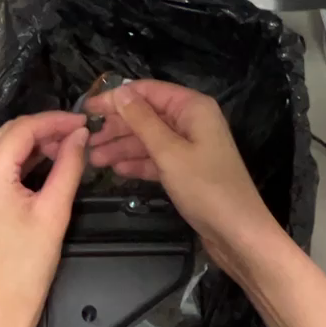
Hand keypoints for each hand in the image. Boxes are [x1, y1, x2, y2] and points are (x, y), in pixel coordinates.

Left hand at [0, 112, 89, 326]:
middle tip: (77, 136)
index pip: (22, 130)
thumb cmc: (27, 268)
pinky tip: (43, 161)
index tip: (82, 122)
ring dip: (32, 143)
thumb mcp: (55, 211)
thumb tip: (80, 135)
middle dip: (44, 130)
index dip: (55, 121)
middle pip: (9, 134)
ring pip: (0, 145)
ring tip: (65, 147)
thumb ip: (69, 165)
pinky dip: (18, 158)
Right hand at [83, 80, 281, 270]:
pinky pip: (156, 158)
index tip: (87, 110)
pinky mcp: (187, 170)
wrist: (239, 235)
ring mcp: (190, 146)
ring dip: (122, 147)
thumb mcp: (169, 152)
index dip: (117, 97)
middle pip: (147, 115)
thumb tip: (120, 92)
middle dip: (117, 126)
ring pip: (149, 138)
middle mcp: (192, 121)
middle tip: (86, 140)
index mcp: (192, 107)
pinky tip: (116, 170)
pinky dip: (137, 162)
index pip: (148, 91)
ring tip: (93, 159)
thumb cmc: (206, 188)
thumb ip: (142, 120)